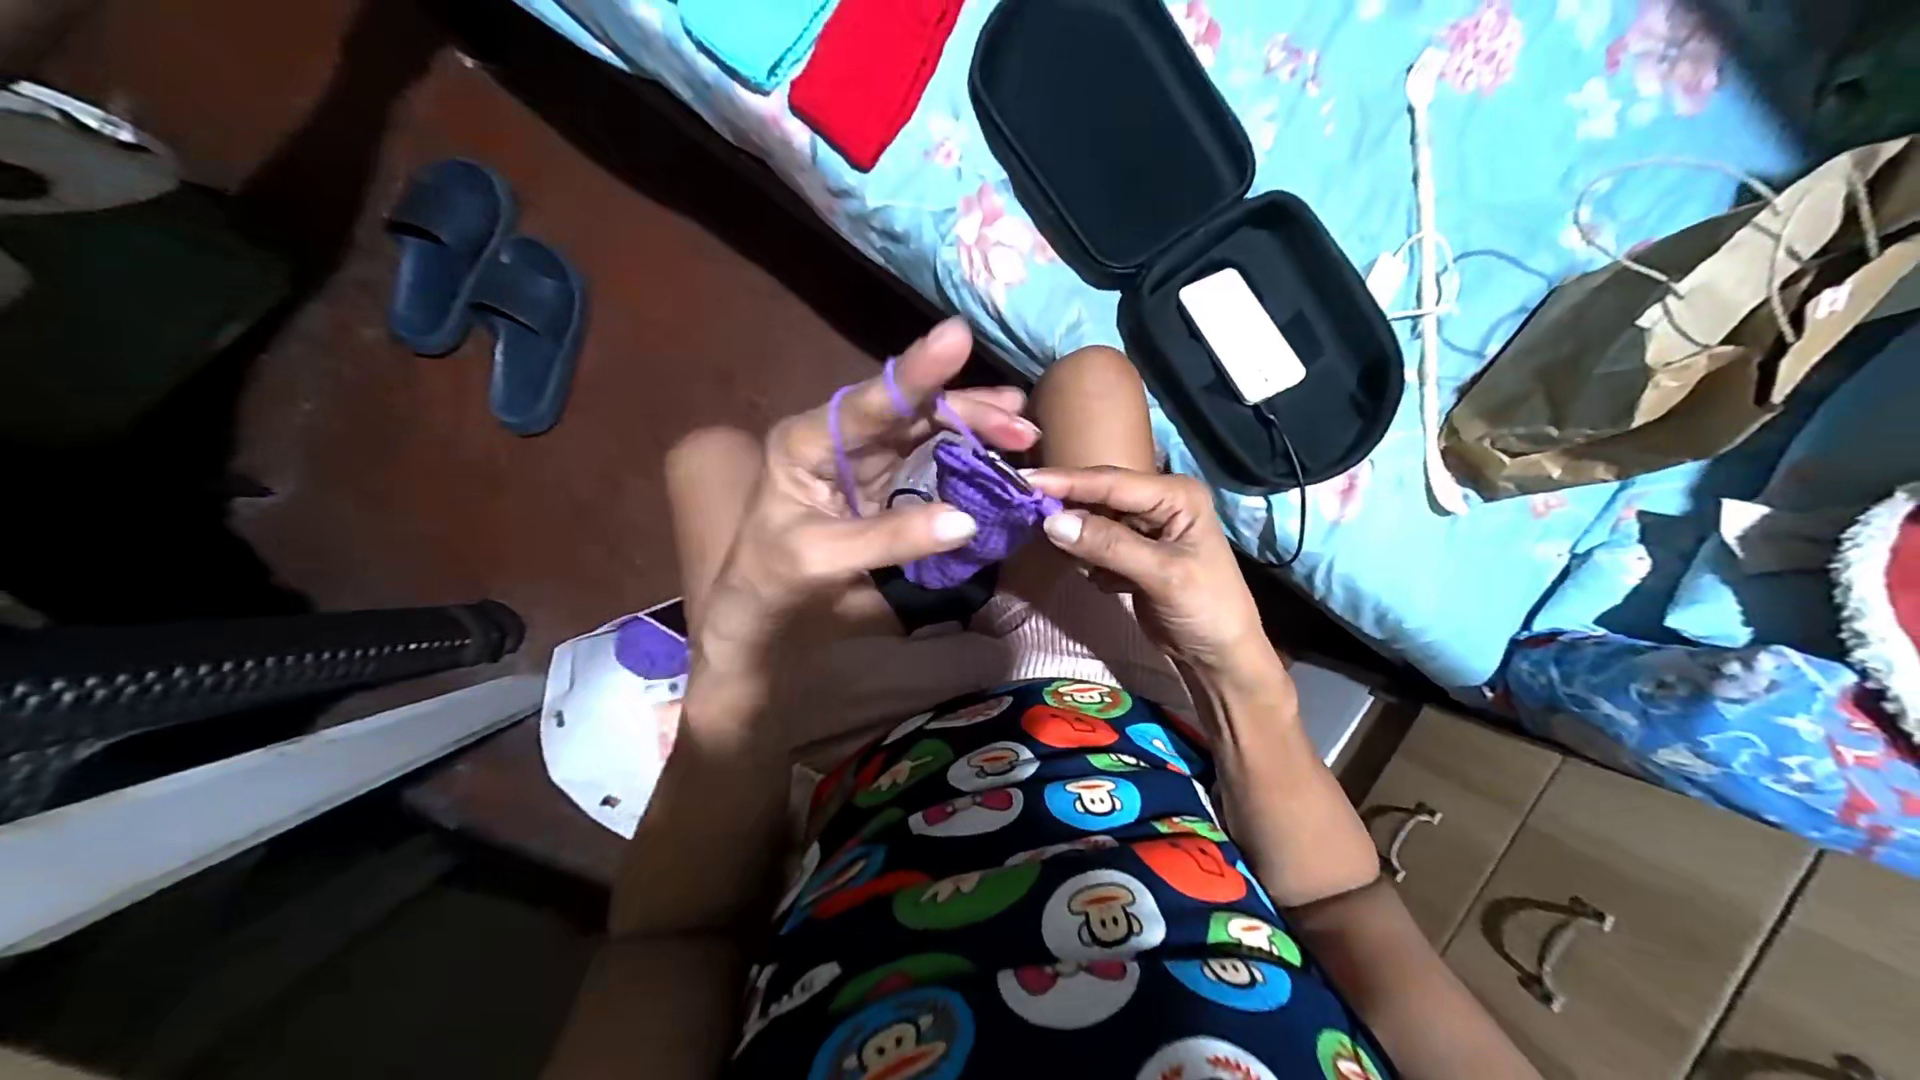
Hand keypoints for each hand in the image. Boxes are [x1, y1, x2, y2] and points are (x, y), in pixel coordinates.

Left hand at [698, 320, 1037, 679]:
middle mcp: (839, 439)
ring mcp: (866, 457)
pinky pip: (932, 456)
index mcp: (806, 443)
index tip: (956, 337)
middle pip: (908, 409)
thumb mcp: (822, 559)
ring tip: (1023, 427)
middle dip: (965, 408)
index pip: (865, 403)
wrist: (765, 609)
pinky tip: (1000, 449)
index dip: (914, 373)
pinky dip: (968, 453)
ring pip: (926, 427)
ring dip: (975, 425)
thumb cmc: (775, 579)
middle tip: (1020, 416)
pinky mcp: (887, 479)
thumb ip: (890, 538)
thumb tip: (967, 521)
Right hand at [1025, 467, 1277, 685]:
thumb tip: (1052, 521)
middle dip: (1064, 502)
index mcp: (1176, 495)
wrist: (1220, 657)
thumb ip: (1108, 545)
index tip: (1023, 480)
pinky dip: (1085, 554)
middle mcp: (1160, 503)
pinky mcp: (1134, 553)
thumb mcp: (1161, 575)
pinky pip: (1098, 544)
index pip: (1112, 482)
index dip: (1066, 481)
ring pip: (1095, 520)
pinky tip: (1087, 573)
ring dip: (1072, 530)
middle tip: (1019, 503)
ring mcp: (1146, 528)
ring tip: (1037, 533)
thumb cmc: (1206, 610)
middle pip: (1100, 496)